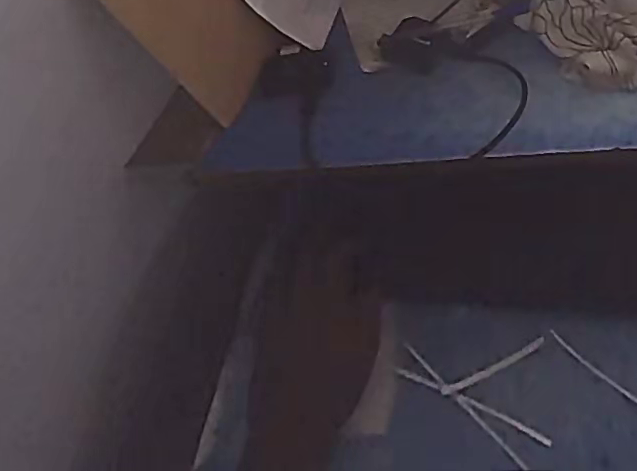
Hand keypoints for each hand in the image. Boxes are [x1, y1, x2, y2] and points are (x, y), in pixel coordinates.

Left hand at [240, 243, 380, 470]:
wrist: (294, 416)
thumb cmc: (338, 378)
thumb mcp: (367, 339)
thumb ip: (370, 300)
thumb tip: (373, 275)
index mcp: (329, 289)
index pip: (339, 251)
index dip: (352, 241)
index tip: (363, 240)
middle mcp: (300, 288)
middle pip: (308, 249)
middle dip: (320, 232)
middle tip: (329, 221)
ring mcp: (278, 302)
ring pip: (285, 261)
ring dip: (295, 244)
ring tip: (302, 231)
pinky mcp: (262, 320)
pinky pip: (269, 283)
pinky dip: (277, 269)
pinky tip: (279, 266)